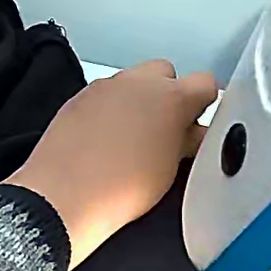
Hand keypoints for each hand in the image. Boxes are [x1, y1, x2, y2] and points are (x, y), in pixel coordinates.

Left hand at [5, 59, 215, 267]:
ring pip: (133, 81)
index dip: (204, 104)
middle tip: (165, 130)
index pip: (205, 83)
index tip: (197, 122)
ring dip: (138, 101)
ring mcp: (105, 87)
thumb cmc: (119, 188)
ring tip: (133, 139)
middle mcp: (137, 82)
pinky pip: (105, 94)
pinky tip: (106, 140)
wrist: (65, 196)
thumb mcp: (171, 169)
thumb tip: (192, 135)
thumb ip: (187, 142)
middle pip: (166, 74)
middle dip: (169, 96)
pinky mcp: (79, 97)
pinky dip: (111, 109)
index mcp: (170, 97)